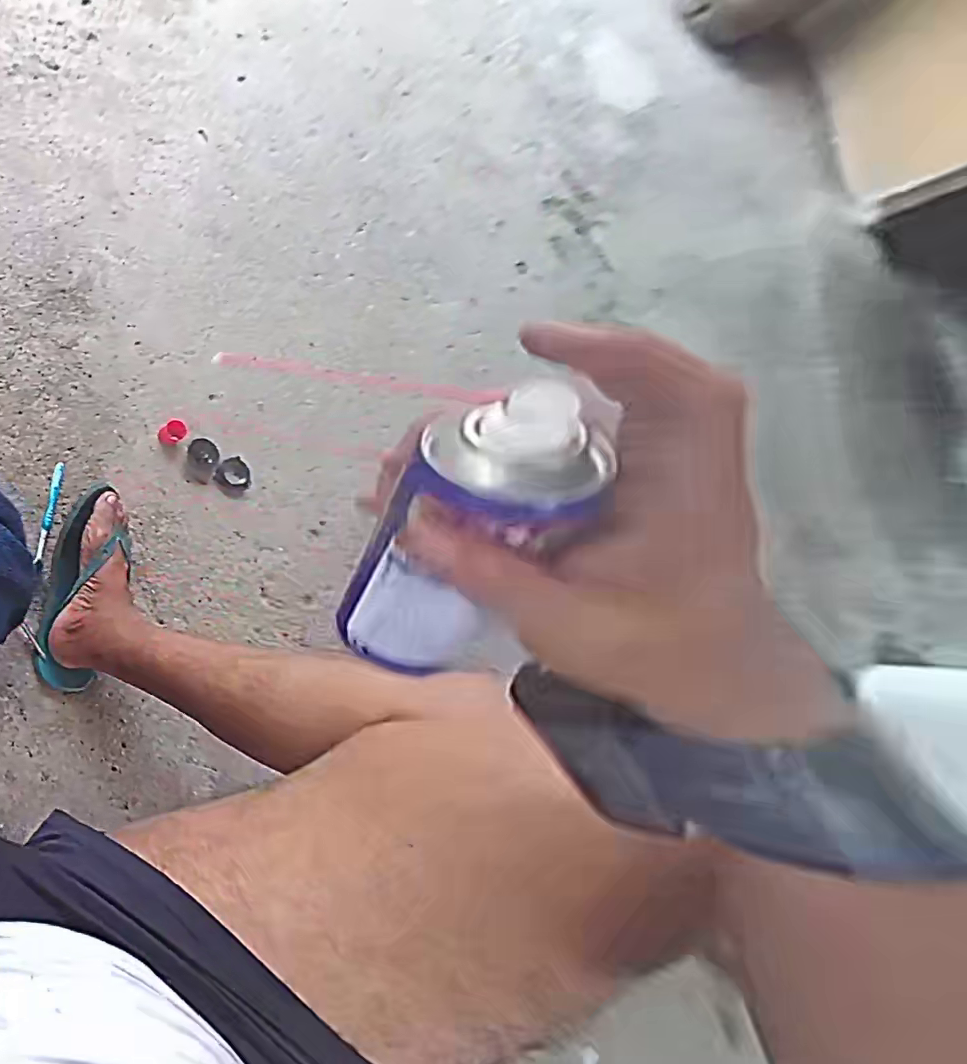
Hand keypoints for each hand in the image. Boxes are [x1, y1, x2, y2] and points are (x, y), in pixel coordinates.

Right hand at [390, 323, 841, 738]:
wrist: (701, 684)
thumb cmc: (655, 654)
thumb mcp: (562, 621)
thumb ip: (484, 573)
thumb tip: (406, 529)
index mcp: (677, 490)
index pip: (669, 391)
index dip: (609, 351)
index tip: (531, 341)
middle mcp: (649, 472)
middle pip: (569, 413)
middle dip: (480, 423)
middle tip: (414, 450)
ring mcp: (615, 487)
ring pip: (537, 442)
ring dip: (463, 451)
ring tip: (401, 477)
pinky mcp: (586, 504)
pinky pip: (524, 471)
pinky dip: (468, 476)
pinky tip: (420, 495)